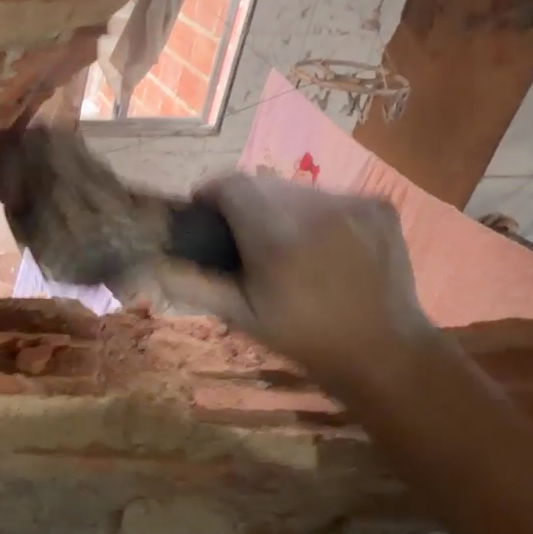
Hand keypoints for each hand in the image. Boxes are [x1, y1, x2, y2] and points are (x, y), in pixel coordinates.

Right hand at [155, 173, 438, 390]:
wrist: (382, 350)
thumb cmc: (301, 337)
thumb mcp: (238, 316)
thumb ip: (191, 284)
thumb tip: (150, 264)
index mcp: (276, 237)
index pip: (232, 185)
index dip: (211, 194)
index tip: (203, 214)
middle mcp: (316, 210)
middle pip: (263, 183)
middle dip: (245, 202)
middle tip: (240, 236)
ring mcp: (354, 205)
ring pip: (297, 188)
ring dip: (280, 207)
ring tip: (281, 243)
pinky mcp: (379, 207)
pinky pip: (331, 196)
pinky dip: (316, 213)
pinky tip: (320, 246)